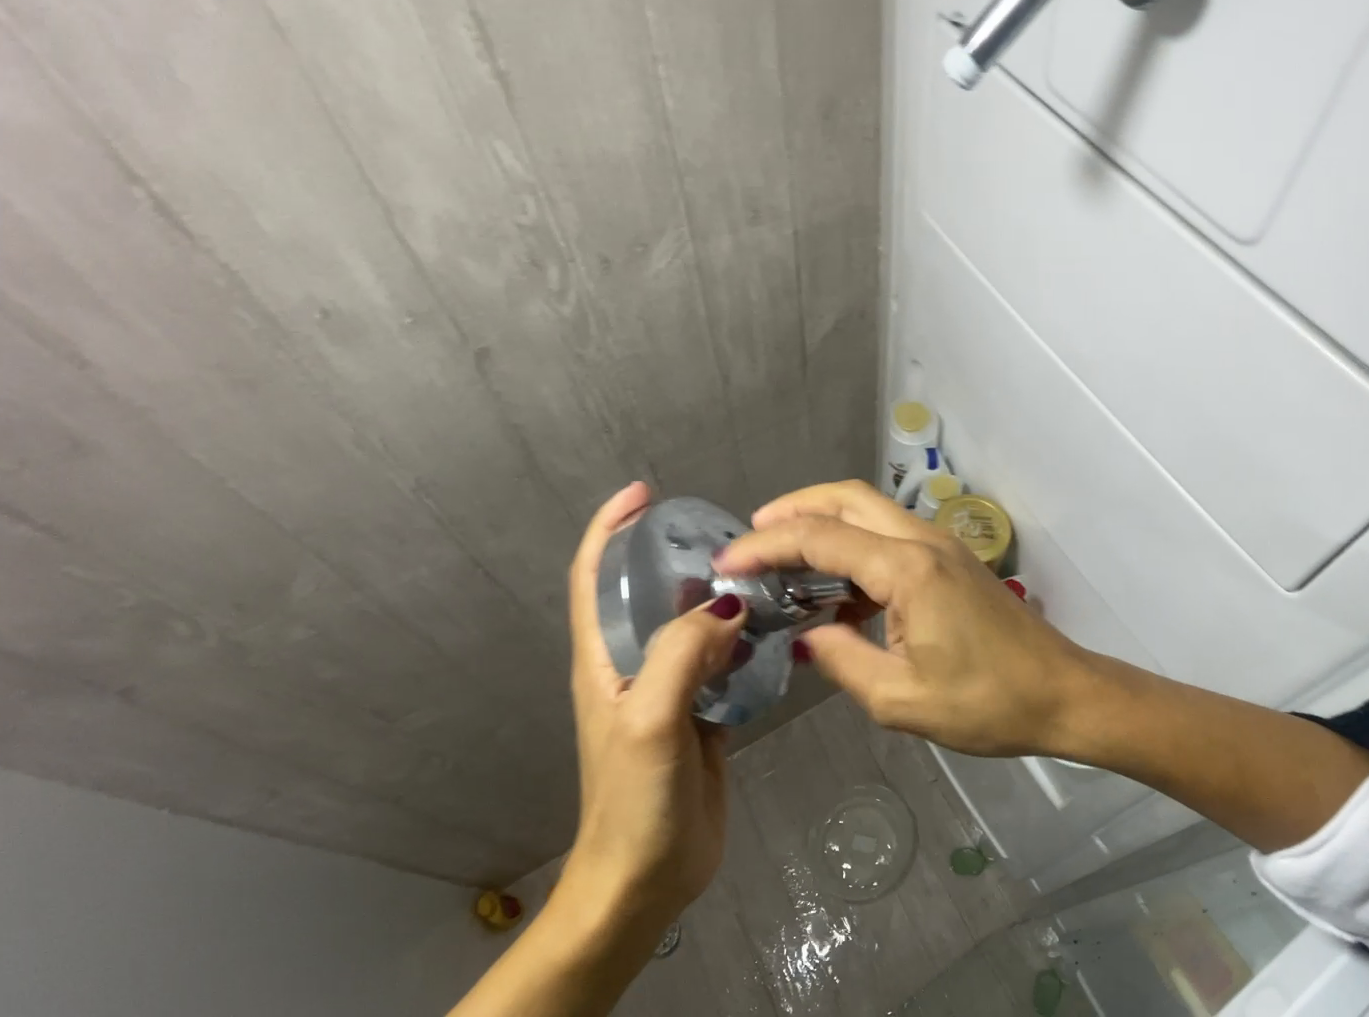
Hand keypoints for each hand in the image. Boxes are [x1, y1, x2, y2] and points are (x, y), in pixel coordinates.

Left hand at [562, 483, 741, 926]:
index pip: (593, 579)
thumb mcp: (650, 718)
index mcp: (603, 659)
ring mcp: (669, 690)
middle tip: (726, 532)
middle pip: (648, 594)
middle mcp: (633, 665)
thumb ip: (684, 653)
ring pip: (692, 626)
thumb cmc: (634, 798)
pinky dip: (744, 639)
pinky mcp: (702, 714)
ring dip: (719, 597)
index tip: (643, 493)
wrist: (648, 876)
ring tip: (761, 571)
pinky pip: (722, 662)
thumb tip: (730, 605)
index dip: (609, 530)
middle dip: (676, 555)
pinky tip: (776, 628)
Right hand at [714, 480, 1109, 758]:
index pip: (822, 539)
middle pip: (847, 499)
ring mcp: (942, 547)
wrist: (1062, 694)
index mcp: (909, 570)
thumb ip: (842, 661)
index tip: (726, 563)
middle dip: (793, 509)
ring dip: (823, 523)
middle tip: (751, 539)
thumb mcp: (901, 699)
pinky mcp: (951, 562)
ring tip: (780, 558)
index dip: (767, 546)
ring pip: (870, 512)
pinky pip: (890, 537)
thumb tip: (805, 637)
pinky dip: (852, 547)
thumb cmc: (987, 703)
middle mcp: (923, 542)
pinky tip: (833, 589)